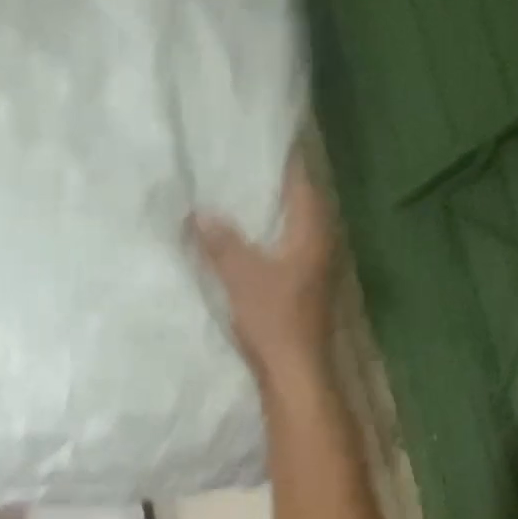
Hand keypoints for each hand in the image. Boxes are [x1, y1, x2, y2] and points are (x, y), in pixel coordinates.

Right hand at [190, 152, 340, 381]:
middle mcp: (319, 243)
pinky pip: (278, 253)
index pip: (299, 180)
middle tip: (229, 170)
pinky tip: (235, 245)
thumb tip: (198, 212)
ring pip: (285, 230)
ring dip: (260, 218)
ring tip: (226, 203)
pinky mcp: (300, 291)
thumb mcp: (241, 276)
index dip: (276, 160)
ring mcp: (312, 269)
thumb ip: (220, 243)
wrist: (294, 374)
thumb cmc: (274, 320)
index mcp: (312, 230)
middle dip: (264, 188)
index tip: (250, 144)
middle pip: (293, 204)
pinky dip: (259, 244)